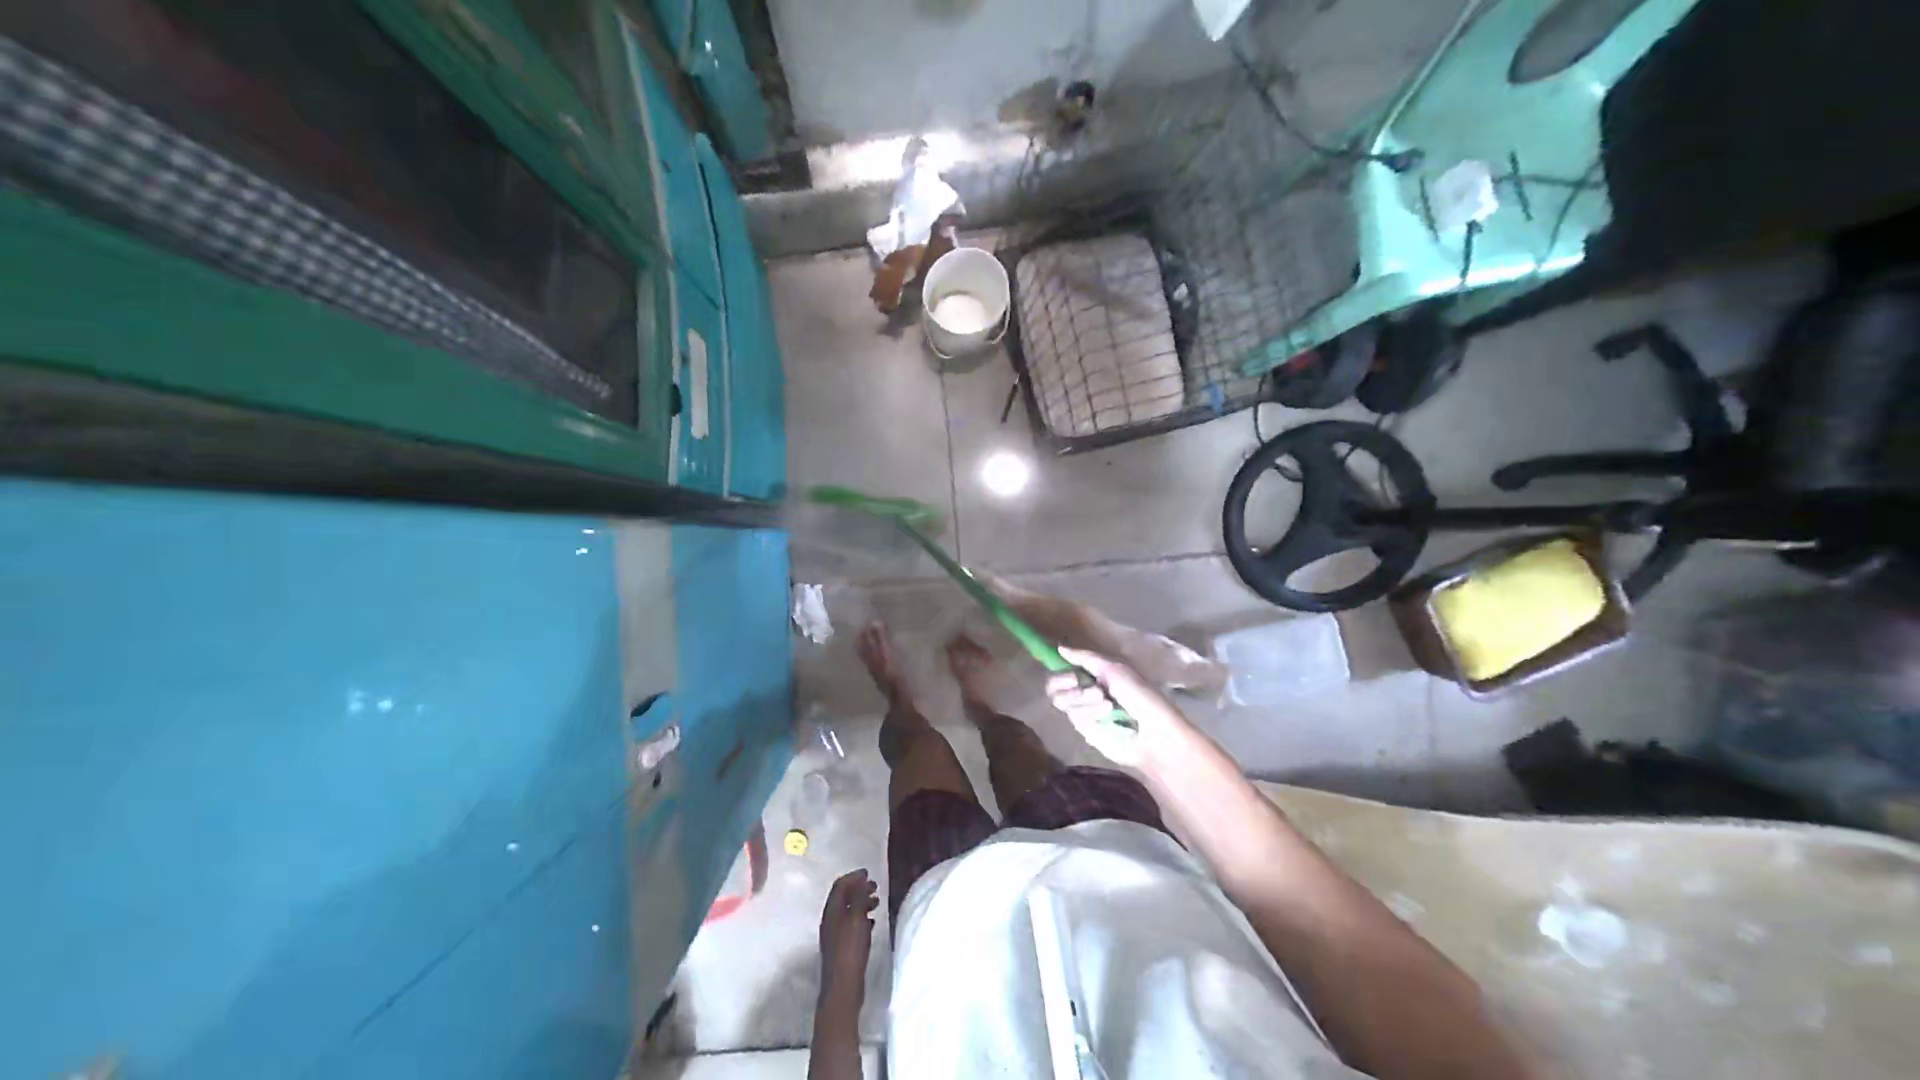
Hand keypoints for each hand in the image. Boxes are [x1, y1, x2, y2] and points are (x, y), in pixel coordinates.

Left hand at [817, 869, 877, 1009]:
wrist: (842, 988)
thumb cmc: (850, 951)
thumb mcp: (857, 919)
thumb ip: (858, 898)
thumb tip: (861, 879)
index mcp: (831, 911)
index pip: (840, 886)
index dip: (854, 876)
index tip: (869, 873)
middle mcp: (830, 920)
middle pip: (843, 897)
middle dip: (858, 888)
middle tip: (875, 886)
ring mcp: (834, 935)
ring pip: (848, 910)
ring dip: (861, 902)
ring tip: (877, 902)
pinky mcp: (841, 947)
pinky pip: (851, 924)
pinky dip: (861, 917)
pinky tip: (872, 922)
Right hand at [1046, 647, 1193, 767]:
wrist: (1153, 731)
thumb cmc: (1139, 694)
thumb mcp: (1114, 669)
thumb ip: (1085, 658)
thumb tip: (1059, 647)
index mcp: (1093, 673)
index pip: (1062, 669)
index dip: (1060, 671)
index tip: (1072, 676)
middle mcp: (1084, 690)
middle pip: (1053, 687)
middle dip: (1067, 686)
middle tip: (1084, 688)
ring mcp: (1083, 711)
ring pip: (1060, 701)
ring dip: (1082, 699)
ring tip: (1105, 702)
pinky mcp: (1085, 730)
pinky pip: (1073, 716)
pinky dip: (1089, 712)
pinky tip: (1107, 715)